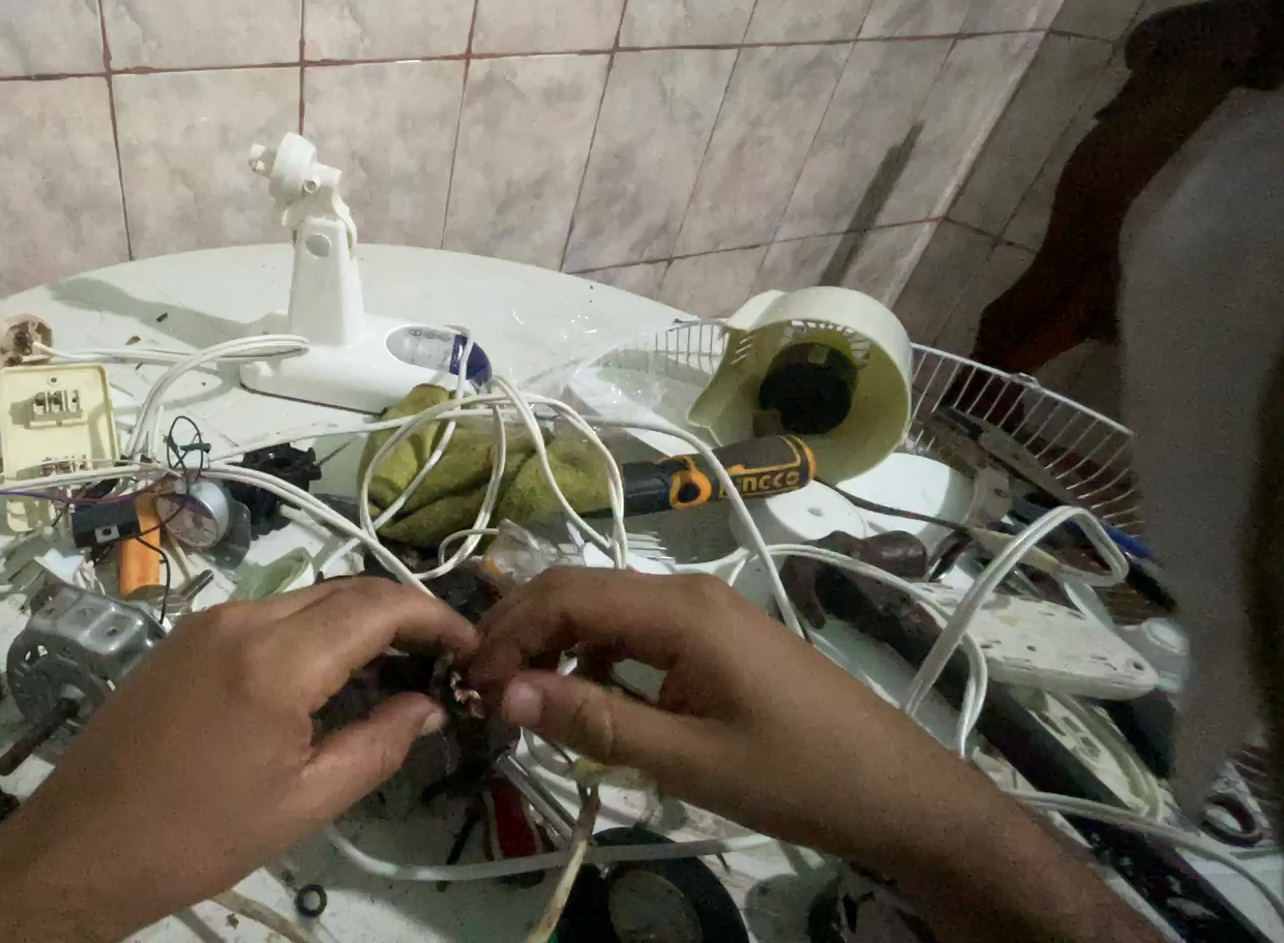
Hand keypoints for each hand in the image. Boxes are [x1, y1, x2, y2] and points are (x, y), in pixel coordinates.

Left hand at [0, 576, 475, 942]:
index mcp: (276, 658)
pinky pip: (270, 612)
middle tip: (438, 659)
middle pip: (344, 588)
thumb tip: (428, 705)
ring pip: (308, 596)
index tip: (468, 644)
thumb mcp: (305, 802)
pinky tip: (327, 671)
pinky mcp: (190, 630)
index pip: (376, 605)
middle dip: (400, 613)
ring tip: (391, 668)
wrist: (83, 842)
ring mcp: (211, 617)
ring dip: (357, 619)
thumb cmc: (198, 835)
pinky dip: (314, 628)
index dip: (432, 616)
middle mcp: (244, 616)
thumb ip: (378, 744)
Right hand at [465, 567, 1025, 871]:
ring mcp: (697, 606)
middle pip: (574, 589)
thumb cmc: (804, 778)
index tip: (475, 685)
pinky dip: (590, 654)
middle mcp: (681, 589)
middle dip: (521, 632)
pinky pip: (627, 626)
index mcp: (678, 608)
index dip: (509, 634)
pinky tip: (585, 694)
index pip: (565, 596)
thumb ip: (596, 722)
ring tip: (525, 695)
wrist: (910, 796)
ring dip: (552, 642)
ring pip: (598, 605)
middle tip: (486, 689)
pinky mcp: (707, 631)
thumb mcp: (693, 762)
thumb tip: (507, 696)